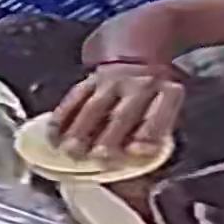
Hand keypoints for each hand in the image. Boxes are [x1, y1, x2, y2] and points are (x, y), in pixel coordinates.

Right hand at [49, 63, 183, 158]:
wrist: (136, 64)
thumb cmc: (152, 98)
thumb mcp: (167, 110)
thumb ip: (154, 131)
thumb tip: (133, 154)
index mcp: (168, 92)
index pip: (158, 117)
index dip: (145, 137)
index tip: (132, 153)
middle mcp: (140, 85)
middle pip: (121, 116)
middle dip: (107, 140)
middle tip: (96, 158)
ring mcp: (110, 82)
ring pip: (91, 110)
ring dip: (78, 133)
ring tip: (69, 151)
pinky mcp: (85, 83)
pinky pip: (69, 103)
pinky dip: (59, 122)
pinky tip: (54, 138)